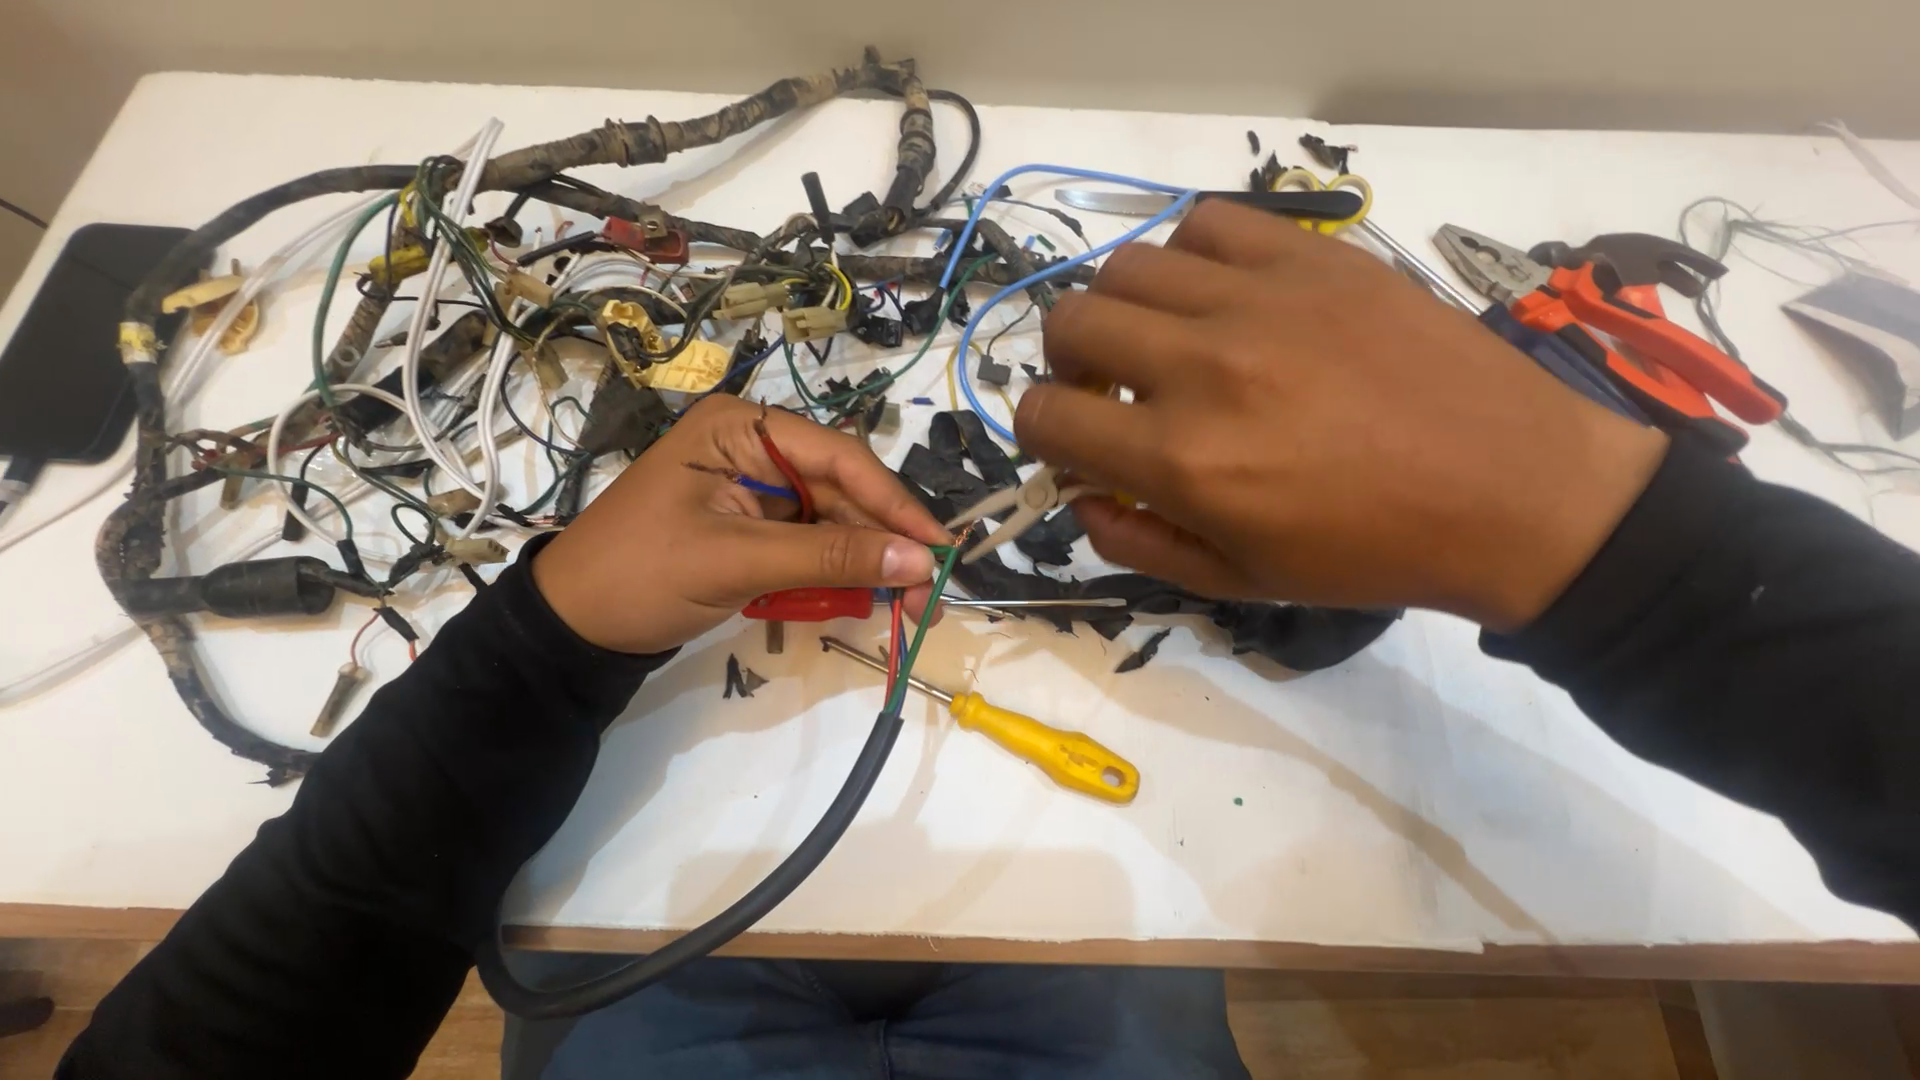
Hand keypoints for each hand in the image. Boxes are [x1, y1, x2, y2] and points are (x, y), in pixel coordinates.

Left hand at [533, 396, 950, 653]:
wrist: (572, 627)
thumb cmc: (640, 575)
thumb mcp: (737, 561)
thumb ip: (830, 557)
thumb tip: (920, 560)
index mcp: (742, 428)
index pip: (840, 459)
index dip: (895, 505)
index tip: (938, 549)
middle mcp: (757, 448)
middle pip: (845, 492)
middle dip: (886, 543)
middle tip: (927, 594)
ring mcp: (758, 490)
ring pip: (836, 523)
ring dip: (869, 564)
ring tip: (907, 607)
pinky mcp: (758, 529)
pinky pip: (815, 547)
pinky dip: (839, 576)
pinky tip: (867, 600)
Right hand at [1014, 201, 1668, 631]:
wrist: (1512, 492)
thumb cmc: (1365, 552)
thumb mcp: (1236, 581)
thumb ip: (1133, 542)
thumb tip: (1078, 493)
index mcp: (1181, 461)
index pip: (1043, 416)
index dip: (1040, 432)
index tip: (1076, 442)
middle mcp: (1202, 368)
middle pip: (1068, 323)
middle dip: (1066, 364)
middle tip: (1109, 389)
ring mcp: (1259, 301)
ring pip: (1124, 267)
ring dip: (1121, 311)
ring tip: (1164, 341)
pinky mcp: (1312, 258)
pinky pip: (1205, 224)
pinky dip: (1186, 259)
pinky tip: (1216, 297)